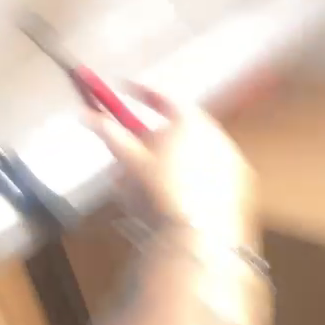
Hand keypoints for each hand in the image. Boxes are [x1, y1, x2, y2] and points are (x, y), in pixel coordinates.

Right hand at [91, 88, 258, 249]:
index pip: (166, 97)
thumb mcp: (129, 158)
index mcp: (192, 124)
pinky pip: (204, 170)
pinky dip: (182, 171)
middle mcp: (218, 138)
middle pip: (179, 125)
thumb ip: (109, 133)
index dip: (141, 91)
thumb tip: (85, 114)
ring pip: (190, 151)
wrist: (204, 236)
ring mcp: (232, 164)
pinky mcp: (239, 190)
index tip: (123, 88)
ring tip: (140, 172)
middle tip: (128, 139)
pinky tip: (164, 189)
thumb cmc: (163, 188)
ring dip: (163, 155)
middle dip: (150, 131)